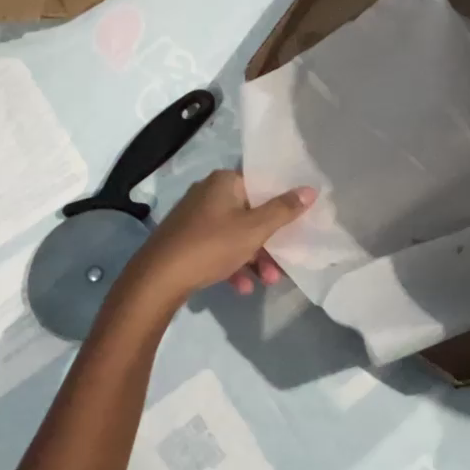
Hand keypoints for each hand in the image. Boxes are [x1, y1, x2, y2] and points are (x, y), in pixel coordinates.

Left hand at [126, 170, 313, 301]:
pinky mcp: (186, 239)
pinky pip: (217, 247)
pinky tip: (241, 288)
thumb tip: (310, 189)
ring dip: (253, 258)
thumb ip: (284, 210)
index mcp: (224, 182)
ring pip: (235, 234)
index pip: (261, 185)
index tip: (297, 223)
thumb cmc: (211, 245)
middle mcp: (208, 193)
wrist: (158, 278)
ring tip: (267, 282)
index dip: (281, 204)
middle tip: (282, 264)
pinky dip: (231, 264)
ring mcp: (195, 217)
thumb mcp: (254, 229)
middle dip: (268, 242)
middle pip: (250, 213)